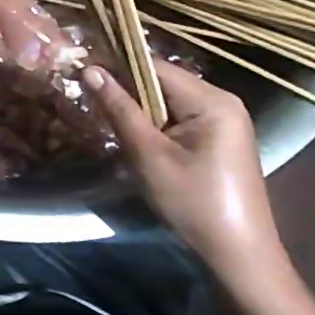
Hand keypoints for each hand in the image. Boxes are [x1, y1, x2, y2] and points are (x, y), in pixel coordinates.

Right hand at [81, 59, 295, 292]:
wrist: (236, 249)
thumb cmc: (192, 200)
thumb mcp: (148, 153)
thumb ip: (119, 109)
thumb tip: (89, 69)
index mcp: (212, 100)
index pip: (154, 67)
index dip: (115, 64)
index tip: (78, 67)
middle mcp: (222, 101)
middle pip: (161, 80)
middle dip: (122, 84)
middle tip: (82, 90)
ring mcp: (222, 118)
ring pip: (165, 97)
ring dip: (134, 103)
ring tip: (99, 108)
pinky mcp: (216, 136)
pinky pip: (175, 114)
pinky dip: (150, 118)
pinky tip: (130, 129)